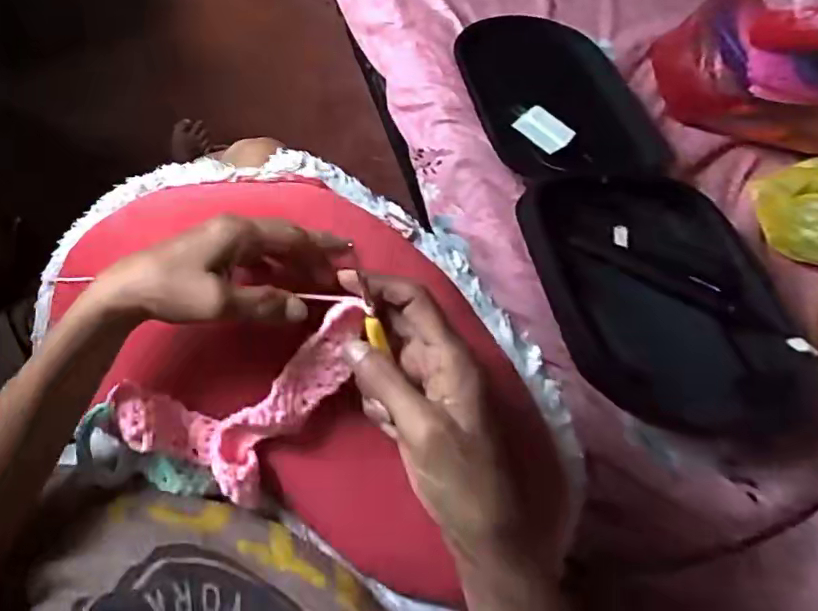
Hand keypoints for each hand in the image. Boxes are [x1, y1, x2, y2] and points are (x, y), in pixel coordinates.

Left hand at [83, 215, 346, 325]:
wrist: (129, 286)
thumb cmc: (174, 289)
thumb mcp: (221, 302)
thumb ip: (264, 303)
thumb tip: (303, 307)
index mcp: (239, 231)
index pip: (290, 235)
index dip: (321, 247)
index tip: (349, 256)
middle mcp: (234, 227)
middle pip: (282, 236)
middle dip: (311, 252)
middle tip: (338, 272)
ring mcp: (222, 236)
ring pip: (268, 244)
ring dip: (292, 259)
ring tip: (315, 279)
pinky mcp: (212, 248)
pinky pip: (253, 252)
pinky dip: (273, 264)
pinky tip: (278, 280)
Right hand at [339, 272, 567, 597]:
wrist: (484, 536)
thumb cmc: (462, 479)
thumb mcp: (421, 428)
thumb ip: (384, 380)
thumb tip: (348, 341)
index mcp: (450, 357)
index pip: (414, 299)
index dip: (379, 283)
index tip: (340, 281)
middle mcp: (438, 361)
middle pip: (394, 321)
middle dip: (364, 326)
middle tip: (332, 333)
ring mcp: (426, 383)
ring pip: (383, 352)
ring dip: (370, 371)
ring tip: (379, 408)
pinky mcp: (414, 405)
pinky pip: (382, 381)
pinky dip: (375, 396)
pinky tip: (386, 425)